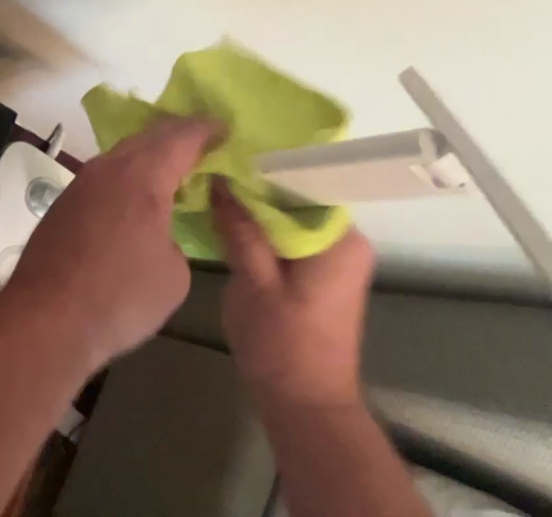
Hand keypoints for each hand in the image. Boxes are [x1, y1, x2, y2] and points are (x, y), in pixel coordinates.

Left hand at [1, 118, 215, 371]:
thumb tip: (160, 232)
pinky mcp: (64, 204)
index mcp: (141, 177)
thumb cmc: (120, 296)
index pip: (180, 137)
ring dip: (149, 157)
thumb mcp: (174, 273)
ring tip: (176, 169)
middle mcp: (107, 169)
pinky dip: (128, 177)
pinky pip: (105, 177)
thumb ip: (175, 237)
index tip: (226, 127)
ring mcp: (80, 184)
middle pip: (147, 139)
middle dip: (177, 136)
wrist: (47, 316)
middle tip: (205, 143)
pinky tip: (139, 197)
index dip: (206, 129)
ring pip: (121, 156)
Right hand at [210, 178, 375, 410]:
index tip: (223, 147)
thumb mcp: (252, 280)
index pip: (303, 178)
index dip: (262, 161)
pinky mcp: (317, 269)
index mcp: (339, 239)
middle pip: (294, 192)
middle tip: (208, 163)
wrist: (305, 403)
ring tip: (209, 183)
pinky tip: (224, 216)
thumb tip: (220, 177)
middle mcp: (344, 240)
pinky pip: (286, 230)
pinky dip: (258, 223)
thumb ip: (239, 226)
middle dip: (252, 180)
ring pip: (287, 211)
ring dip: (252, 203)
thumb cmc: (282, 344)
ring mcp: (332, 255)